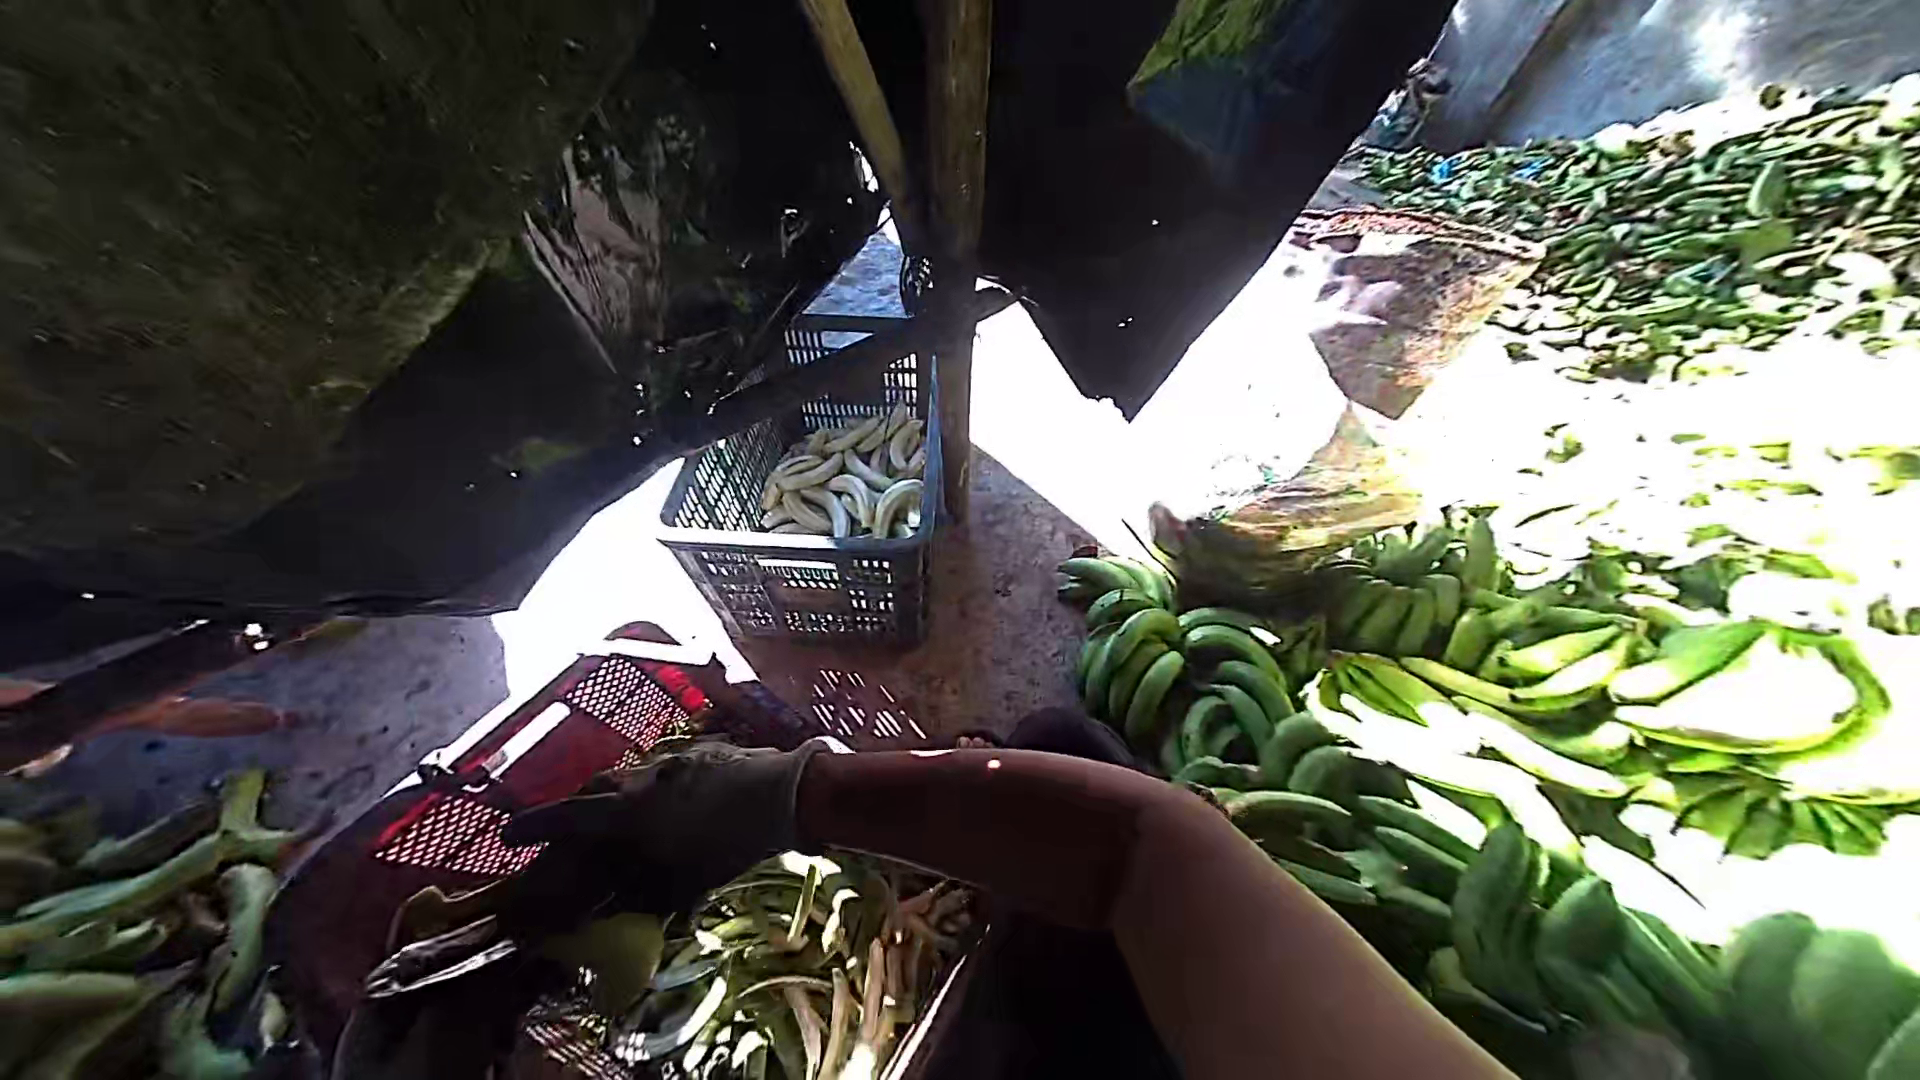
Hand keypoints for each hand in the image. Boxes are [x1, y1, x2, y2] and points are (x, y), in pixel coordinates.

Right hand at [500, 736, 842, 924]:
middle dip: (579, 803)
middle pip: (599, 784)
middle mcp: (649, 777)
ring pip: (636, 772)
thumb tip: (628, 905)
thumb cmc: (730, 842)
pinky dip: (661, 783)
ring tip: (631, 812)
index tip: (508, 831)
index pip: (570, 816)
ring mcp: (679, 759)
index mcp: (633, 810)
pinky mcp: (706, 751)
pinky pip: (670, 766)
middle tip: (574, 821)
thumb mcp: (684, 880)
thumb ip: (649, 892)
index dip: (536, 824)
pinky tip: (679, 797)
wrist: (782, 794)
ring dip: (623, 791)